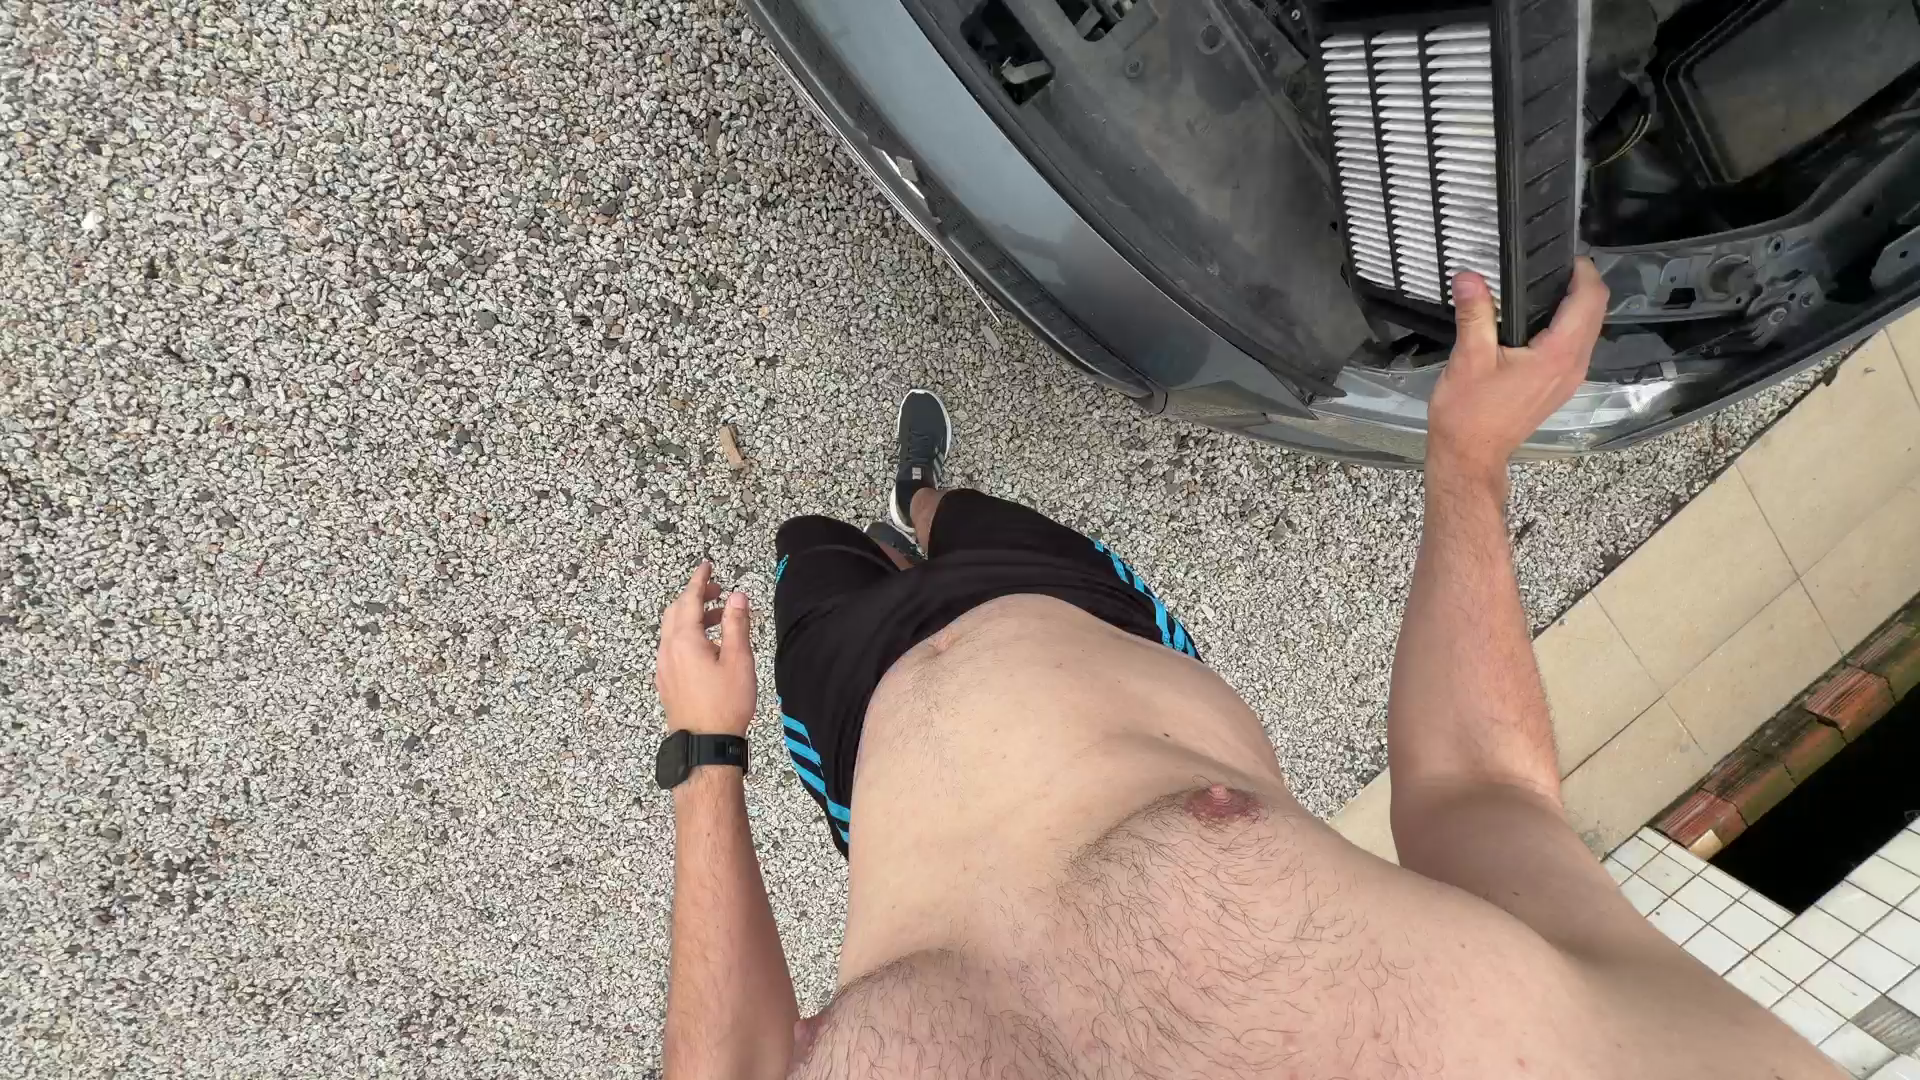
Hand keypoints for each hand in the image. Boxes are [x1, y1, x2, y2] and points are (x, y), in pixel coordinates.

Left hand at [656, 561, 755, 736]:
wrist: (706, 744)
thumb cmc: (725, 703)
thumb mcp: (738, 659)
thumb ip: (736, 624)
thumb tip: (737, 596)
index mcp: (685, 641)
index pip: (689, 600)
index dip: (699, 580)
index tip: (706, 565)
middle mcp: (668, 651)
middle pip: (675, 612)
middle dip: (694, 596)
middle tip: (716, 590)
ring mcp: (664, 668)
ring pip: (672, 630)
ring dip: (692, 616)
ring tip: (720, 618)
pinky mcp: (666, 682)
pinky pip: (672, 647)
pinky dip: (687, 635)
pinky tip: (707, 646)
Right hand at [1428, 258, 1608, 475]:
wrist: (1468, 455)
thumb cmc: (1467, 412)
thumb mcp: (1468, 359)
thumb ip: (1474, 314)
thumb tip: (1468, 277)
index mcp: (1559, 352)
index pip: (1591, 297)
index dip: (1582, 271)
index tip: (1560, 257)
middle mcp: (1575, 364)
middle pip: (1594, 311)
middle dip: (1578, 286)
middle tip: (1545, 271)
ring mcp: (1569, 378)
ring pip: (1586, 330)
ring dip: (1571, 308)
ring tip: (1536, 296)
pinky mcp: (1557, 388)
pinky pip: (1572, 348)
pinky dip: (1562, 330)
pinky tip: (1530, 330)